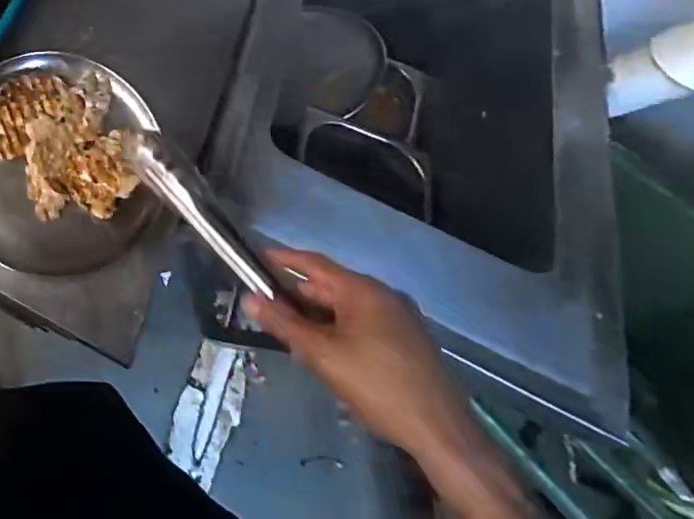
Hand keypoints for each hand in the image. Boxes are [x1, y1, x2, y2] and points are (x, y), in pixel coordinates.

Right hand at [242, 250, 527, 518]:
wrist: (443, 435)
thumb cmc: (378, 386)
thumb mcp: (322, 355)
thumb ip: (284, 324)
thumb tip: (250, 299)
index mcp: (363, 289)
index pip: (313, 263)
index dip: (282, 258)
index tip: (256, 257)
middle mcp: (383, 294)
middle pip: (330, 286)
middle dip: (297, 294)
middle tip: (266, 304)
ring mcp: (400, 317)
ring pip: (347, 307)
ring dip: (317, 314)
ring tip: (290, 328)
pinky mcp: (409, 341)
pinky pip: (364, 322)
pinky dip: (339, 327)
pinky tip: (327, 348)